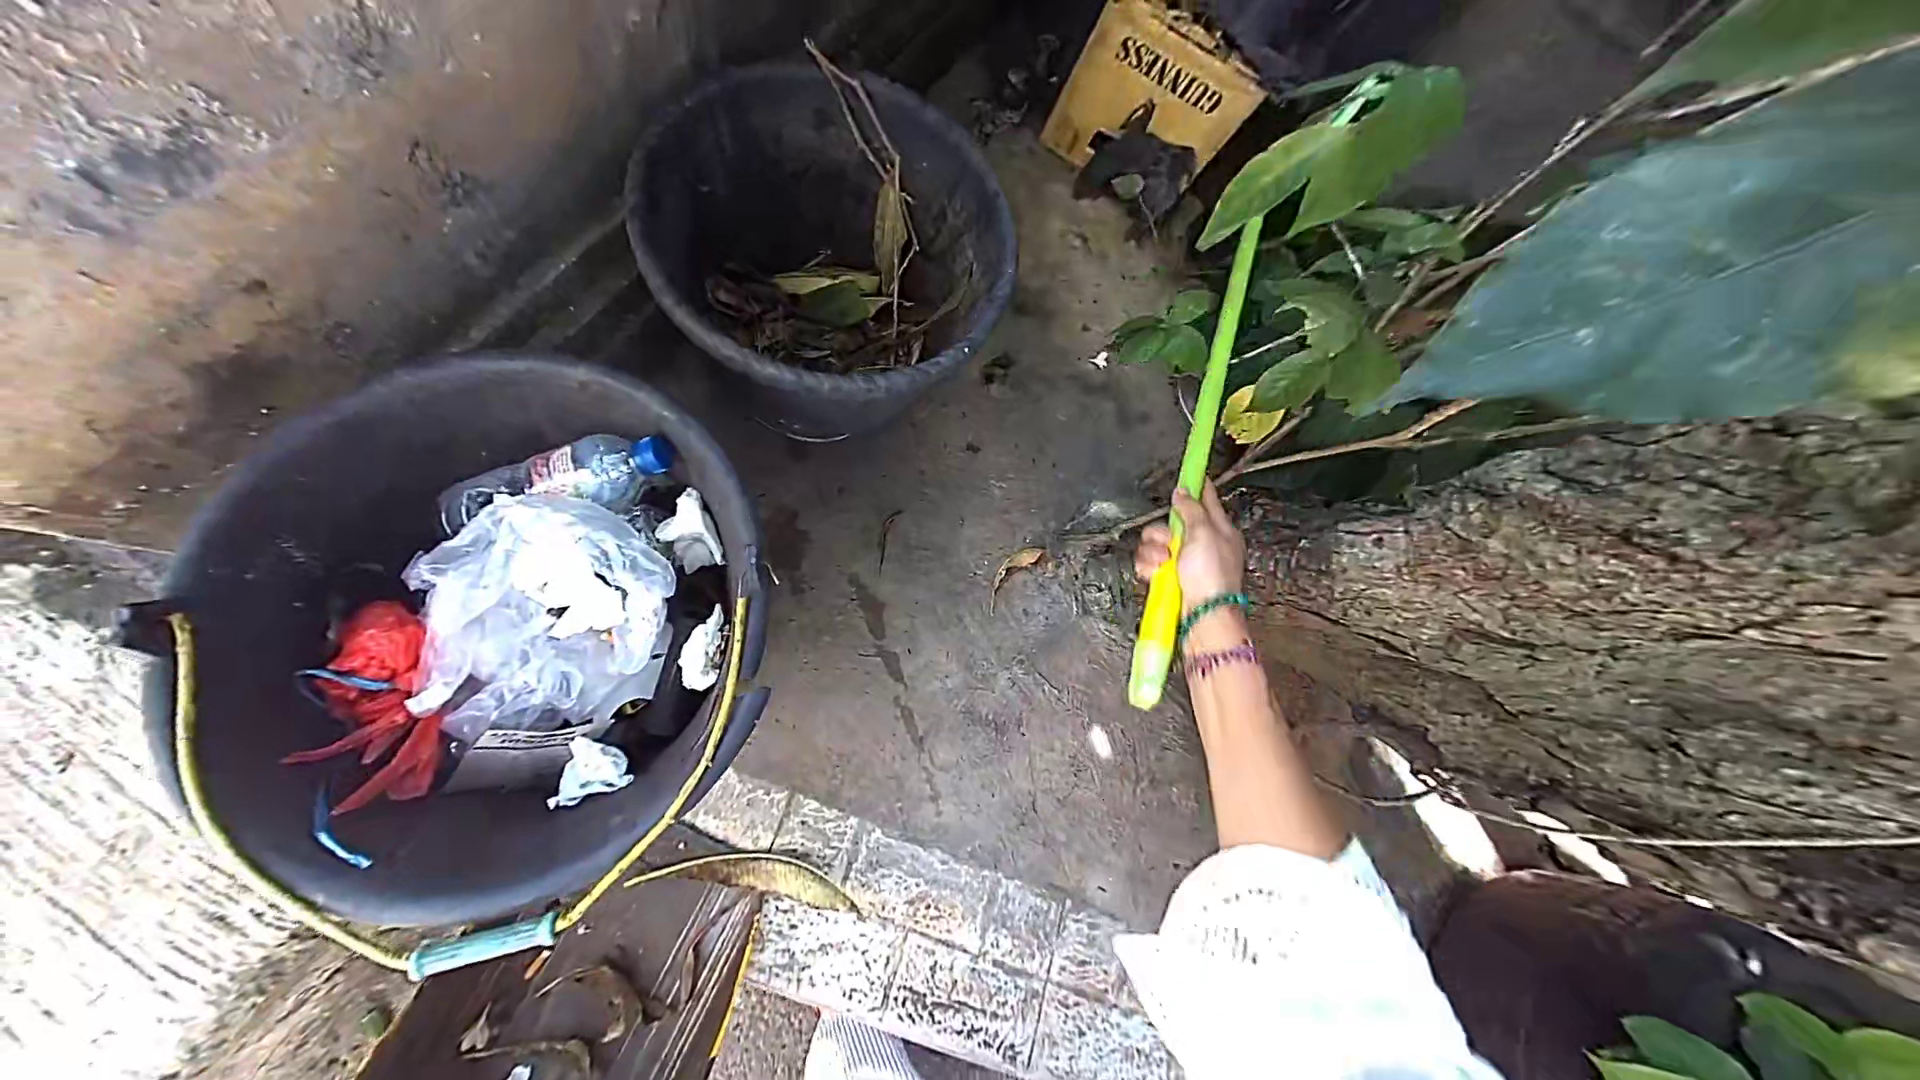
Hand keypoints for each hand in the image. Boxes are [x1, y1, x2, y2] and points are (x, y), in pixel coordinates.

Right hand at [1133, 482, 1245, 610]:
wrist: (1203, 616)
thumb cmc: (1212, 576)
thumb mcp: (1204, 533)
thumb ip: (1190, 509)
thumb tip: (1182, 491)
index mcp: (1218, 530)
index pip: (1206, 498)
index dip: (1196, 485)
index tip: (1187, 471)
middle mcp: (1200, 544)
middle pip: (1171, 522)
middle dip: (1161, 532)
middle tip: (1167, 541)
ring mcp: (1183, 562)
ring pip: (1155, 543)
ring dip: (1153, 552)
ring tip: (1161, 563)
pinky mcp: (1168, 578)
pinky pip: (1149, 563)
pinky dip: (1148, 567)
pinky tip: (1153, 574)